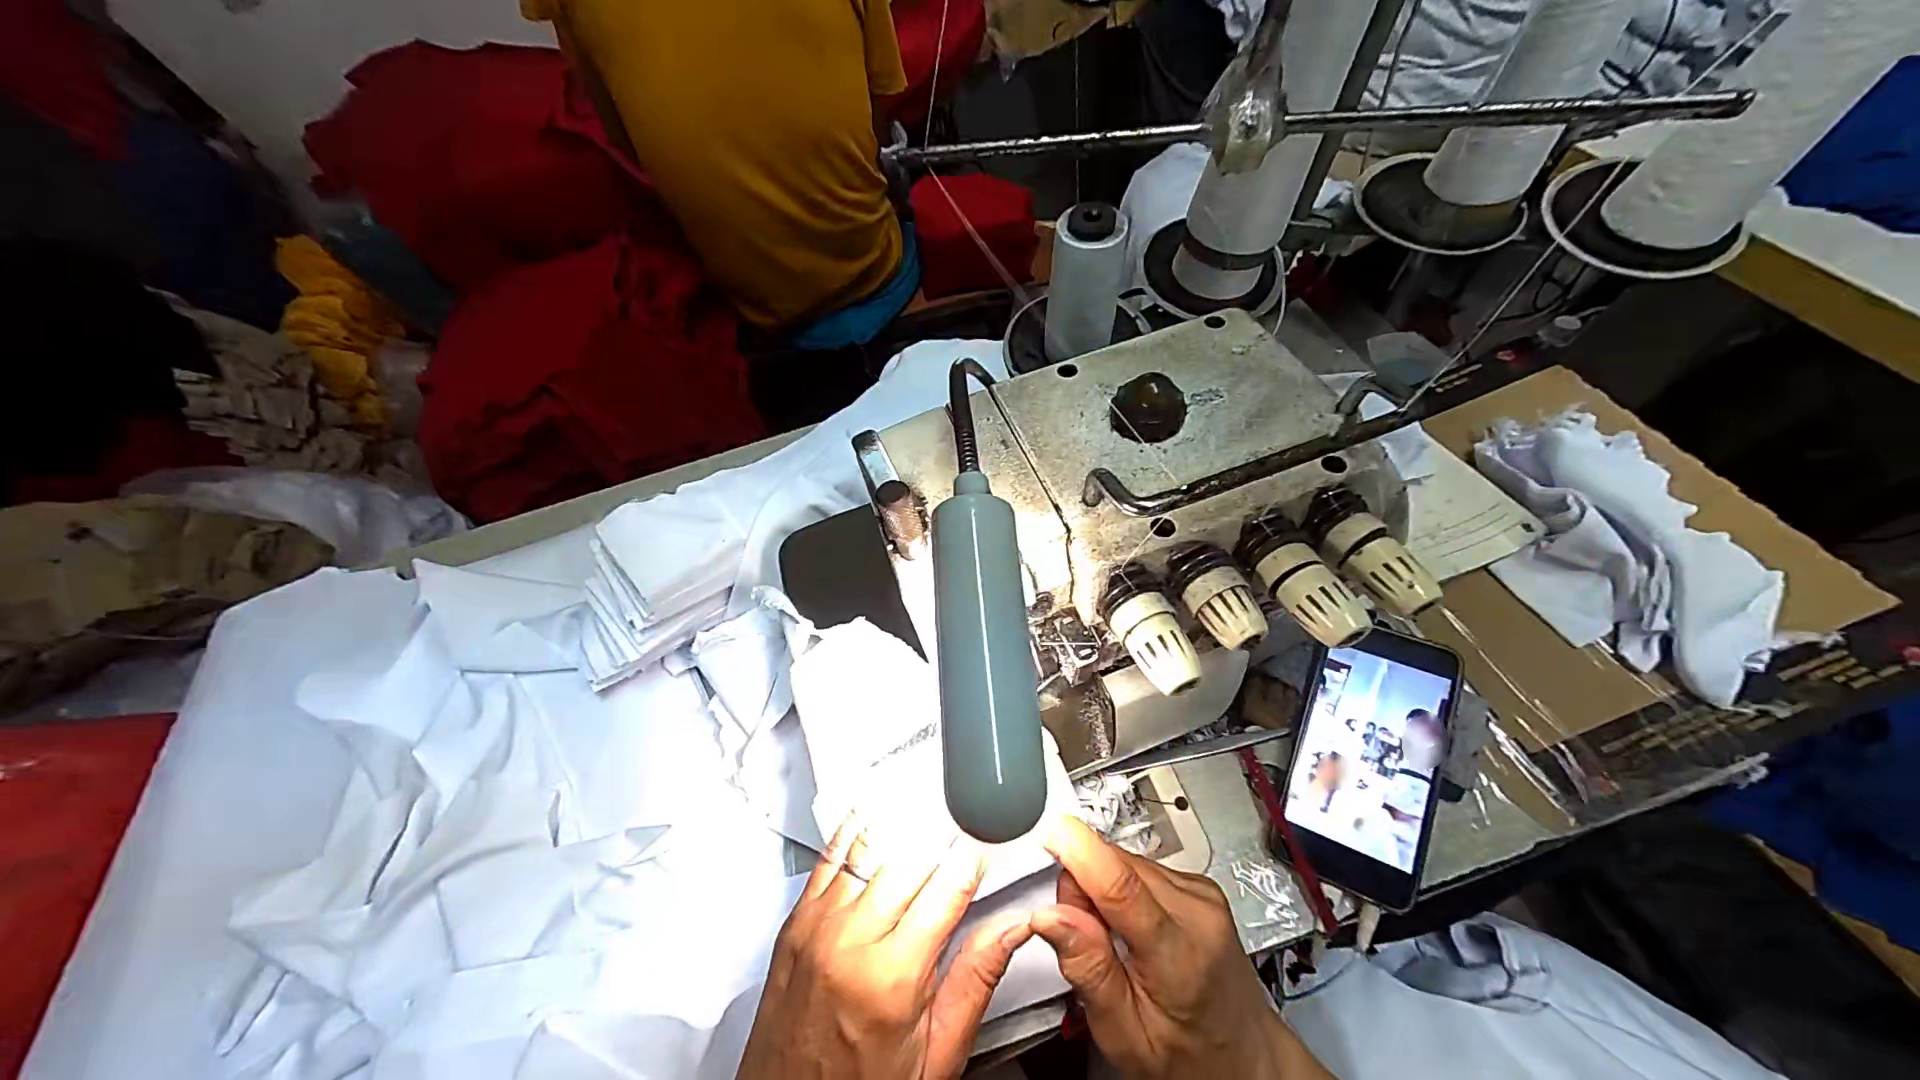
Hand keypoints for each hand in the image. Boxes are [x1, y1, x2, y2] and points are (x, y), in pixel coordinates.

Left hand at [735, 820, 1033, 1079]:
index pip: (945, 890)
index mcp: (893, 980)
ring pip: (870, 850)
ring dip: (901, 836)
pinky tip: (871, 823)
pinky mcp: (794, 924)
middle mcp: (850, 944)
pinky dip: (854, 835)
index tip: (979, 856)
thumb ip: (976, 980)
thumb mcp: (936, 1053)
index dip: (968, 865)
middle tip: (954, 849)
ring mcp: (817, 928)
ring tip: (922, 828)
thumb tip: (1011, 930)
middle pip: (909, 862)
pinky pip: (828, 859)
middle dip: (938, 849)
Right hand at [1032, 816, 1333, 1079]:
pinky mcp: (1200, 883)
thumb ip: (1088, 971)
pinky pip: (1139, 867)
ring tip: (1115, 942)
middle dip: (1082, 889)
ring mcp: (1202, 893)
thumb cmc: (1190, 1058)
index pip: (1123, 887)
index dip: (1083, 853)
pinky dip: (1122, 889)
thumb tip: (1050, 917)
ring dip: (1102, 889)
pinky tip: (1133, 928)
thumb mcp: (1126, 1037)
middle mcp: (1197, 912)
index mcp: (1179, 956)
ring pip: (1124, 861)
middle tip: (1085, 939)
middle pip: (1115, 866)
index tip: (1052, 833)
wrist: (1247, 1058)